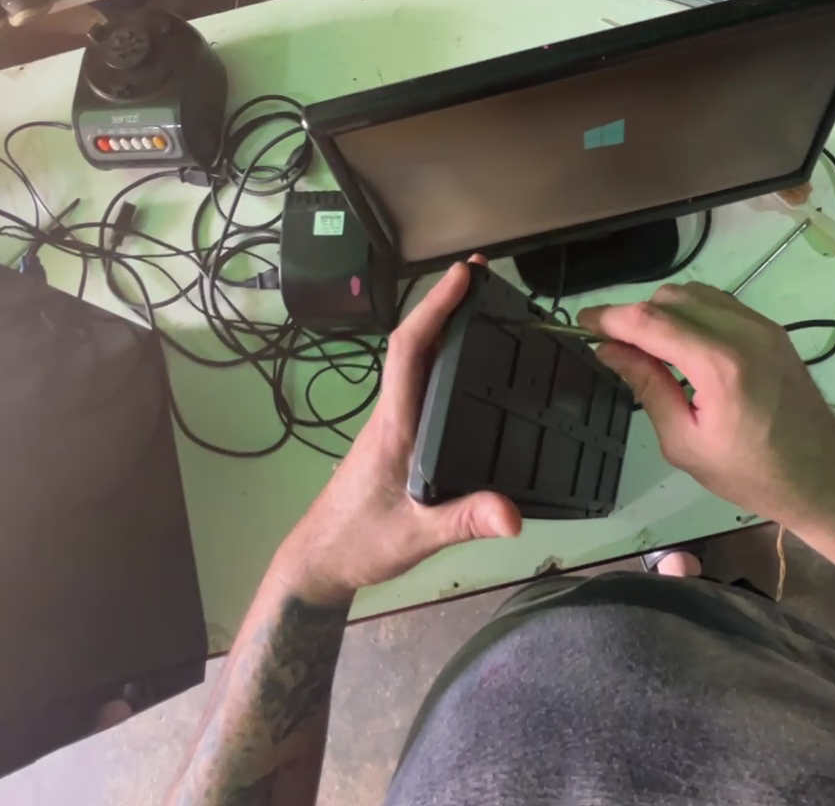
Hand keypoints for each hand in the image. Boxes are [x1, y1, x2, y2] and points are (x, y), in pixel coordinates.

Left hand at [273, 259, 522, 605]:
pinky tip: (467, 361)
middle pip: (415, 342)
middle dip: (445, 302)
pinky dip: (442, 355)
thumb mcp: (417, 535)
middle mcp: (391, 411)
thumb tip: (514, 514)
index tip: (463, 275)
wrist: (319, 560)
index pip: (410, 349)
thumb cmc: (359, 541)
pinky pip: (419, 381)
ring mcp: (391, 420)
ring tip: (483, 305)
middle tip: (484, 275)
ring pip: (416, 360)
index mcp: (395, 423)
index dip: (435, 306)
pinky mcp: (395, 433)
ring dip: (443, 325)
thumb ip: (465, 521)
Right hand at [578, 282, 834, 527]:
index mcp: (719, 366)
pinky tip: (683, 343)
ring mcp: (761, 326)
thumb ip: (646, 386)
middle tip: (617, 348)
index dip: (609, 317)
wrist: (821, 477)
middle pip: (669, 299)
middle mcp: (742, 333)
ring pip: (693, 293)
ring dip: (662, 311)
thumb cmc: (749, 473)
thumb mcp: (683, 441)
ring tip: (649, 347)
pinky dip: (690, 312)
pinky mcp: (771, 329)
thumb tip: (608, 349)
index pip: (650, 322)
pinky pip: (718, 301)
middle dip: (635, 316)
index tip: (582, 322)